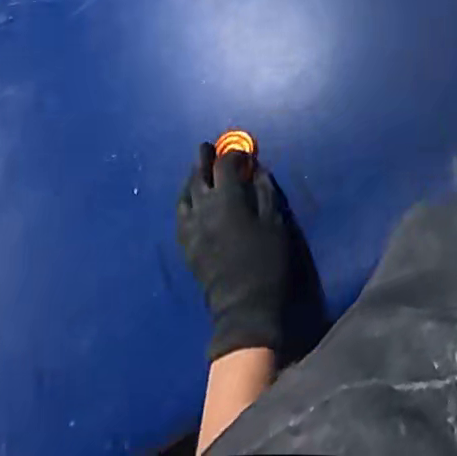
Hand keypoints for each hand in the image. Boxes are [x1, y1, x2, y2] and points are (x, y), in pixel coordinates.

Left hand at [176, 142, 290, 359]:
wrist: (243, 307)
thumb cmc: (266, 264)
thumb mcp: (275, 225)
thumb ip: (265, 193)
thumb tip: (257, 169)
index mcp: (227, 197)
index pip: (225, 164)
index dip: (233, 155)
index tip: (243, 155)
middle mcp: (203, 204)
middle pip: (199, 171)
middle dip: (205, 157)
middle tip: (209, 148)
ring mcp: (189, 222)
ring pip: (186, 189)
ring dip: (194, 175)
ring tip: (200, 171)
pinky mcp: (184, 239)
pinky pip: (180, 209)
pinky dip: (186, 197)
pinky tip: (192, 198)